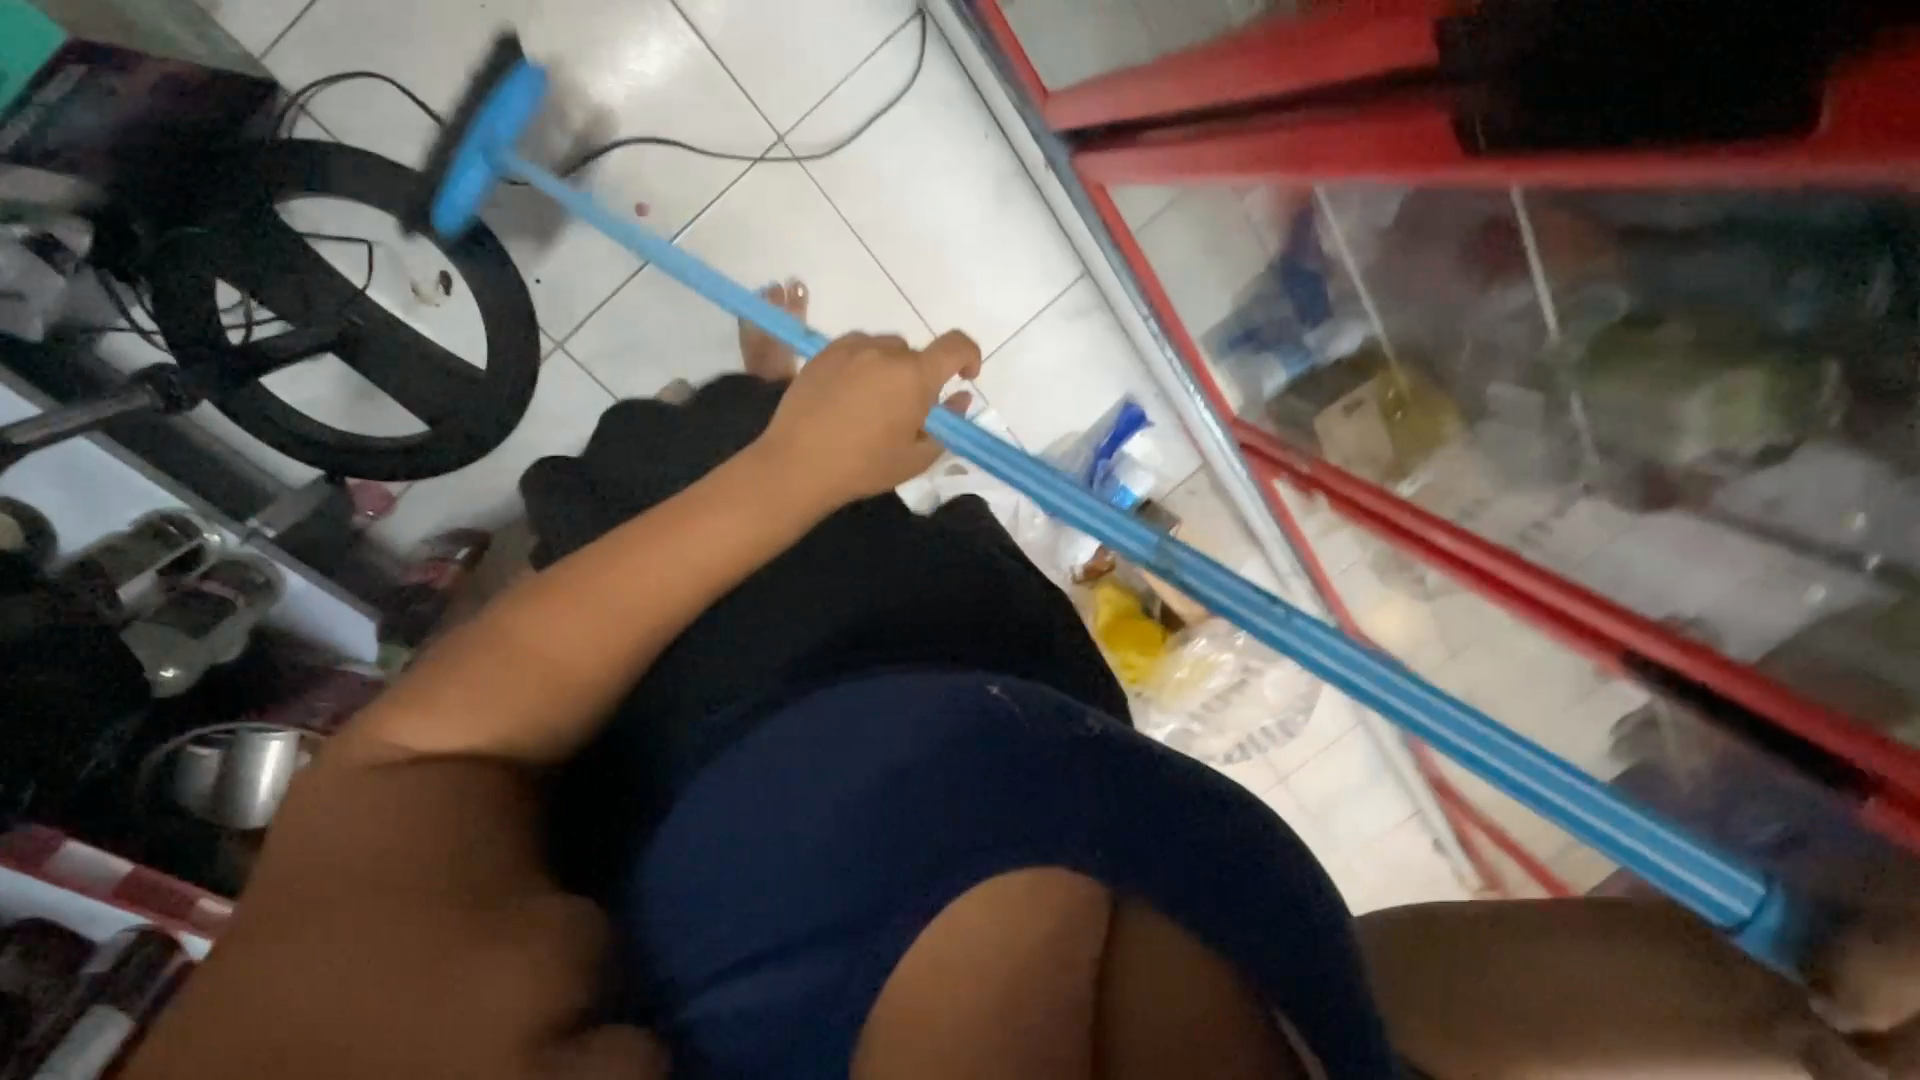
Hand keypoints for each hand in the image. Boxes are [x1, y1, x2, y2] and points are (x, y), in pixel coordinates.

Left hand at [753, 330, 981, 509]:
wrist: (797, 465)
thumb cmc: (863, 467)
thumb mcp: (916, 457)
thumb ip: (947, 425)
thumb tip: (959, 399)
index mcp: (914, 376)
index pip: (956, 346)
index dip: (969, 356)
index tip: (965, 377)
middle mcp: (884, 352)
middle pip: (916, 353)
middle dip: (921, 377)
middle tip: (908, 411)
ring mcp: (850, 348)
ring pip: (885, 349)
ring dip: (891, 369)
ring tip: (874, 404)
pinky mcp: (823, 353)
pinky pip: (856, 349)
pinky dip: (863, 365)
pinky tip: (849, 396)